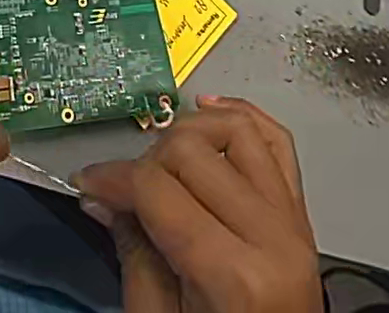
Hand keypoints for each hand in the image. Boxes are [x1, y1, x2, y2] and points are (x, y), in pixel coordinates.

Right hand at [74, 96, 322, 312]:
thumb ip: (132, 250)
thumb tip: (101, 195)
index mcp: (236, 276)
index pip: (157, 188)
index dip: (112, 178)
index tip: (88, 184)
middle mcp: (273, 237)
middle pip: (190, 149)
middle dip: (145, 161)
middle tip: (125, 192)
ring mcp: (294, 221)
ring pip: (233, 129)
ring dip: (188, 132)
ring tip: (163, 158)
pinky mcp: (301, 213)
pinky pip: (275, 139)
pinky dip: (240, 114)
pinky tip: (207, 111)